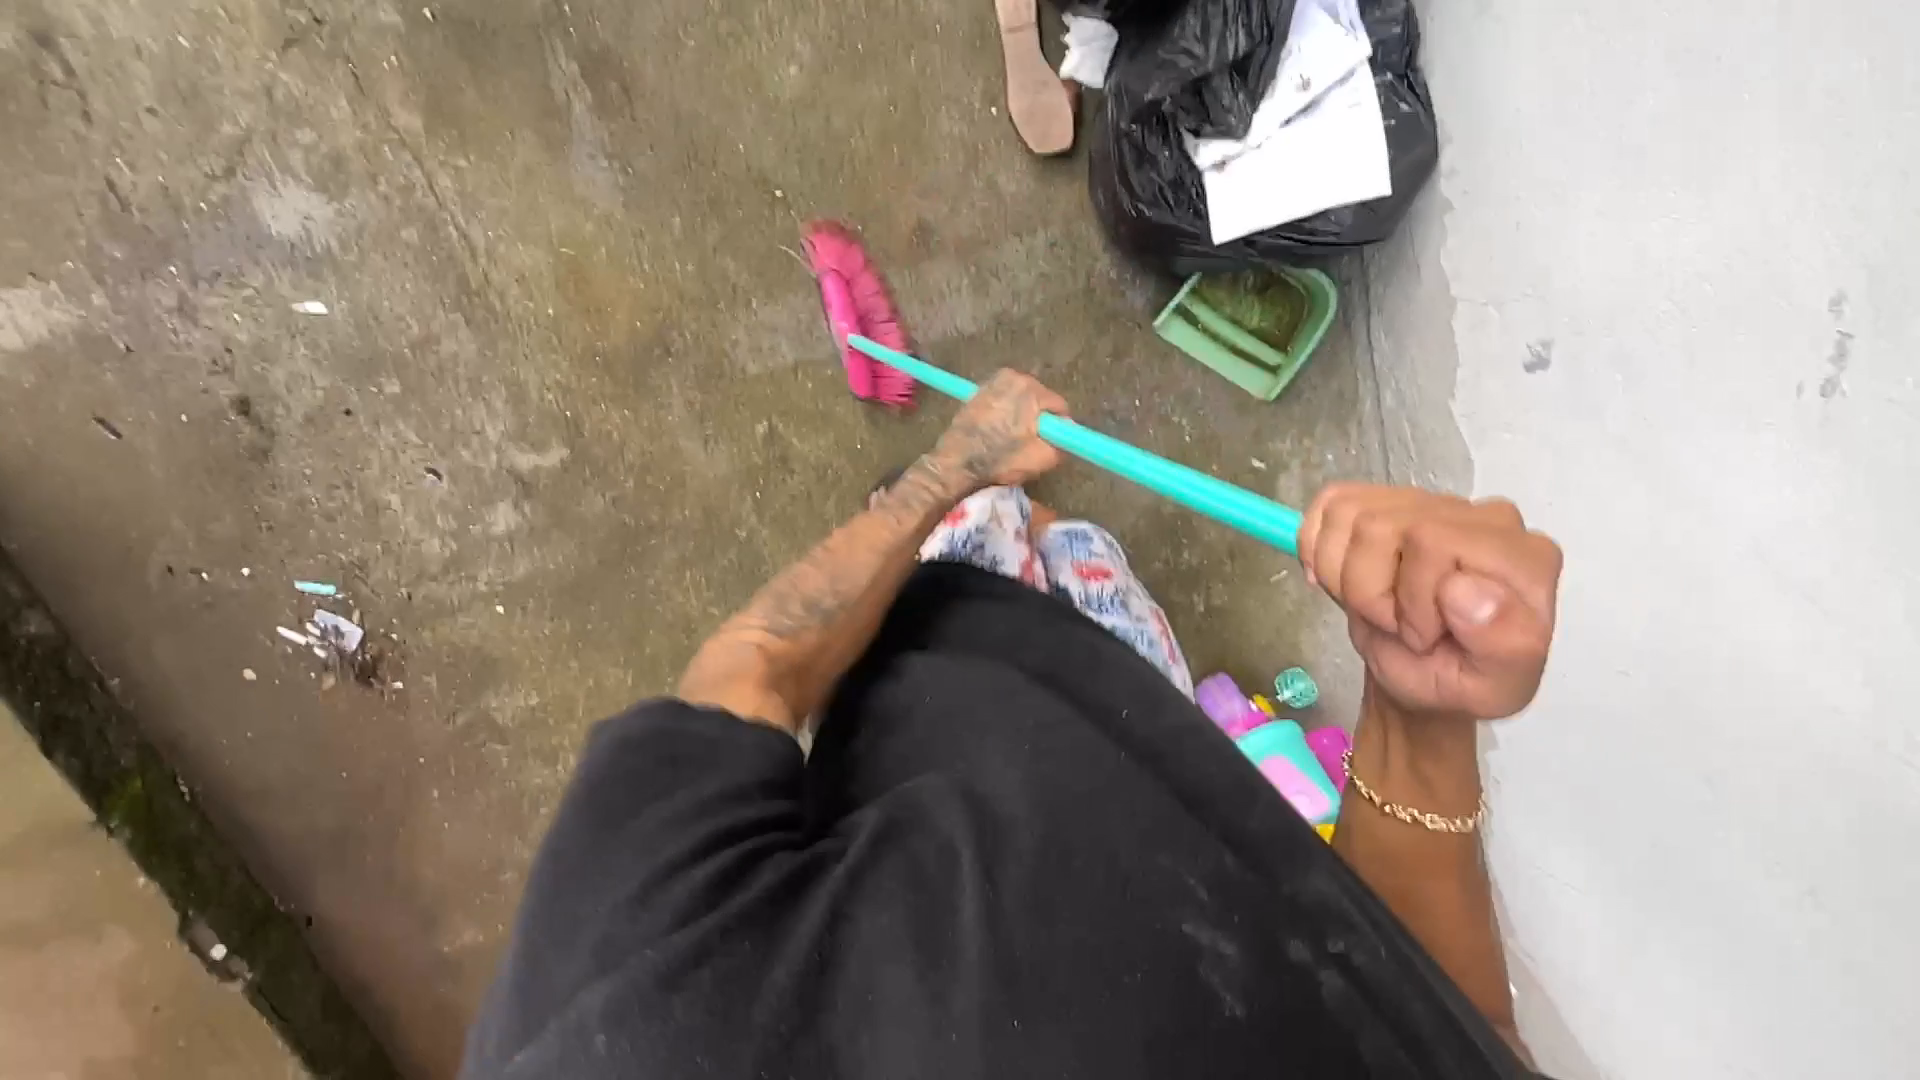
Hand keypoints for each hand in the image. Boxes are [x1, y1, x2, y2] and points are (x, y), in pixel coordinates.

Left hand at [929, 369, 1066, 490]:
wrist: (956, 462)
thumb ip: (1063, 443)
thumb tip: (1066, 433)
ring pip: (1021, 400)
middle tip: (1029, 442)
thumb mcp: (1042, 458)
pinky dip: (1005, 413)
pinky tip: (998, 431)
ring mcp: (992, 381)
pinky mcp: (978, 391)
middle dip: (1039, 419)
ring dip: (1022, 415)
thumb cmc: (1000, 459)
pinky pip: (1003, 401)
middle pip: (1040, 400)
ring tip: (1011, 438)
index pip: (1059, 407)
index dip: (1058, 427)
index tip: (1051, 442)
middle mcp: (1012, 376)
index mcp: (1030, 388)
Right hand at [1298, 484, 1562, 720]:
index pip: (1434, 540)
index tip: (1423, 638)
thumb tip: (1467, 589)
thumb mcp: (1494, 687)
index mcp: (1522, 555)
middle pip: (1381, 525)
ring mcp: (1430, 503)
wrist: (1422, 672)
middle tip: (1395, 624)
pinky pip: (1330, 503)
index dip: (1409, 598)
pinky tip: (1339, 577)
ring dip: (1342, 575)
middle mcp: (1482, 516)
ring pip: (1347, 516)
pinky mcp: (1383, 501)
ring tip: (1373, 605)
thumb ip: (1500, 643)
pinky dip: (1316, 547)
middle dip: (1368, 590)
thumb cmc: (1458, 678)